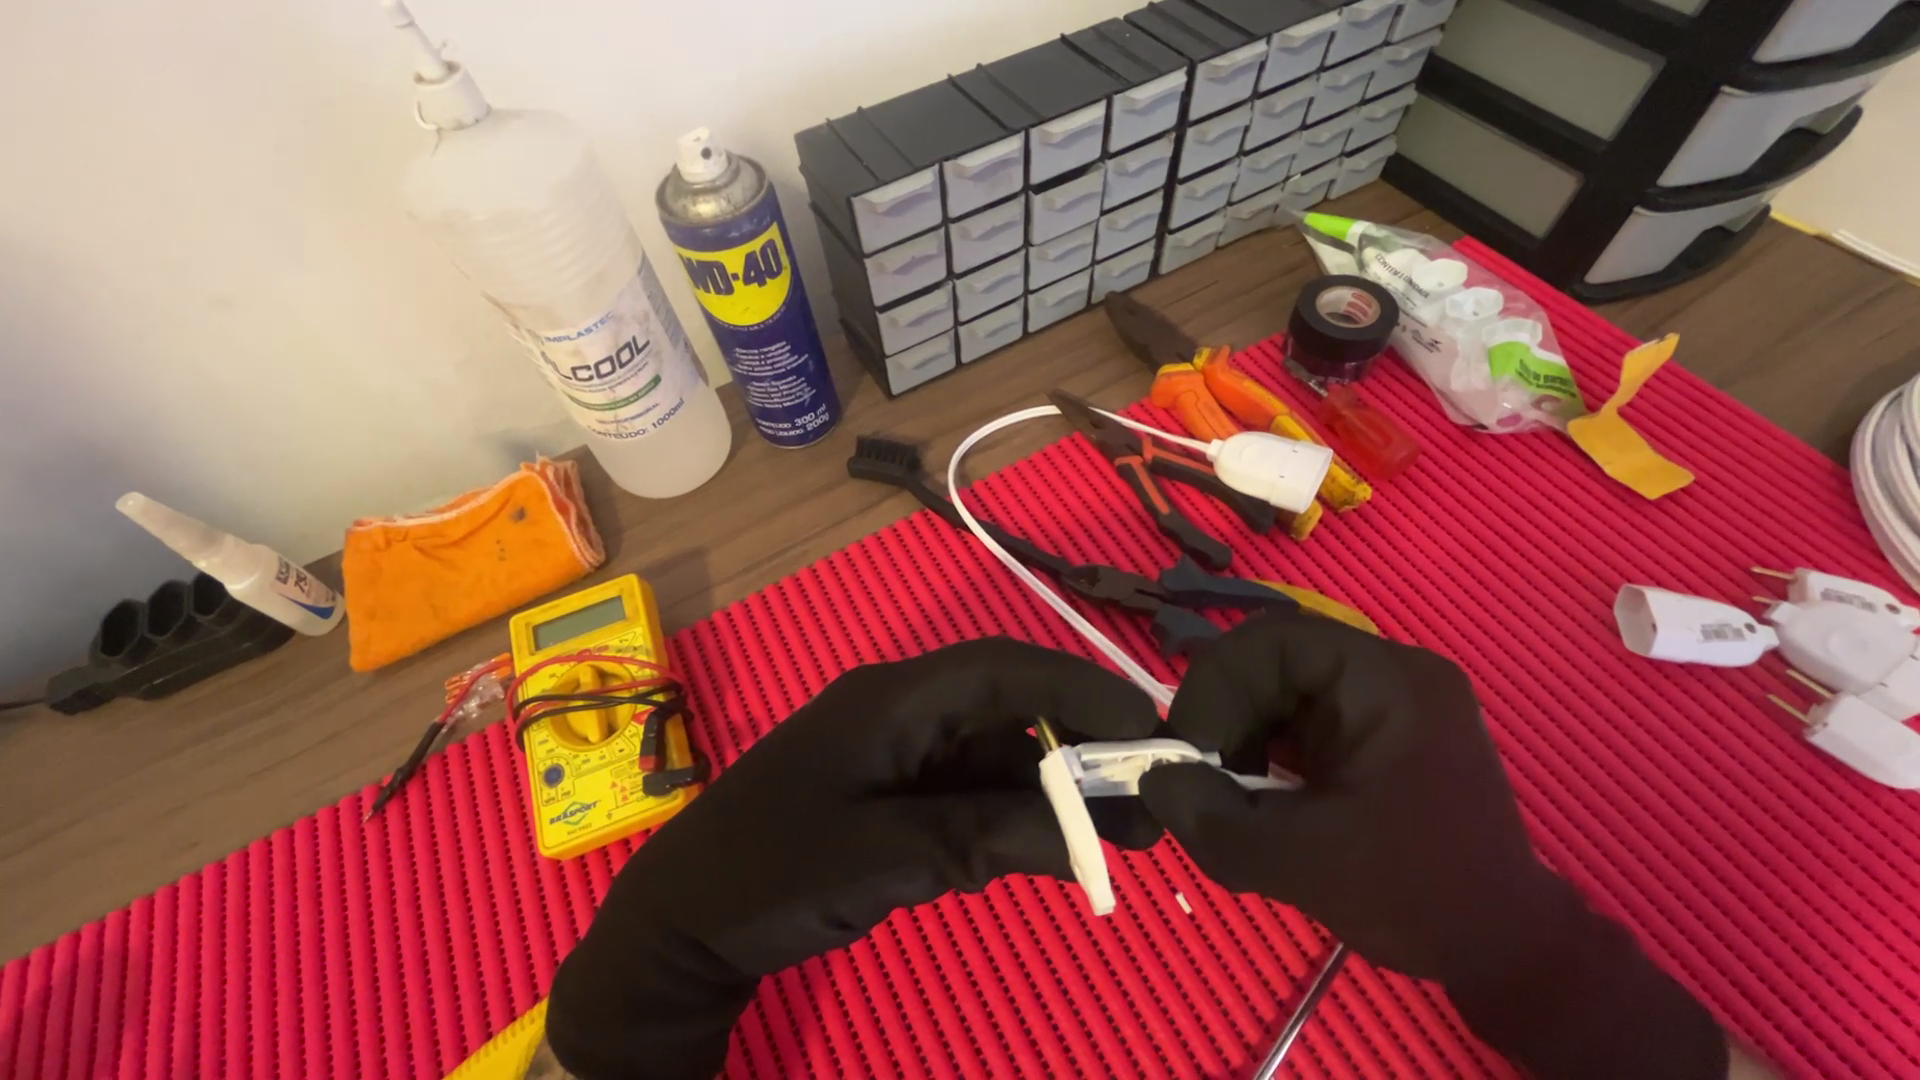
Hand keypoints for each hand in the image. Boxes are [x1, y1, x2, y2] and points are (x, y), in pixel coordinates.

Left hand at [547, 638, 1160, 1079]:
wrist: (677, 924)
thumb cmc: (768, 874)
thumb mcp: (885, 858)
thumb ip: (988, 838)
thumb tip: (1090, 835)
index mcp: (891, 699)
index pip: (1001, 670)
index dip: (1079, 689)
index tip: (1148, 728)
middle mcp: (901, 712)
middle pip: (1007, 710)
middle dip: (1080, 746)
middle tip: (1150, 792)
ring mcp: (897, 754)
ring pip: (995, 755)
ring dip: (1056, 788)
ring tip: (1128, 831)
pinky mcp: (894, 796)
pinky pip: (971, 792)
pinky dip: (1017, 815)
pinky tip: (1061, 845)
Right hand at [1137, 609, 1548, 983]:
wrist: (1504, 949)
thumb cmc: (1417, 896)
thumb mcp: (1302, 862)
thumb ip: (1213, 817)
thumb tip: (1151, 778)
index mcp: (1386, 682)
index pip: (1272, 640)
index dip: (1217, 685)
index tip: (1193, 750)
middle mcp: (1387, 672)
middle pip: (1270, 658)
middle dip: (1223, 711)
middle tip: (1200, 768)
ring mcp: (1382, 699)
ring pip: (1276, 685)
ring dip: (1237, 729)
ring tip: (1227, 786)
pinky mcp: (1371, 729)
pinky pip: (1296, 714)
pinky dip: (1261, 745)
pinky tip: (1256, 789)